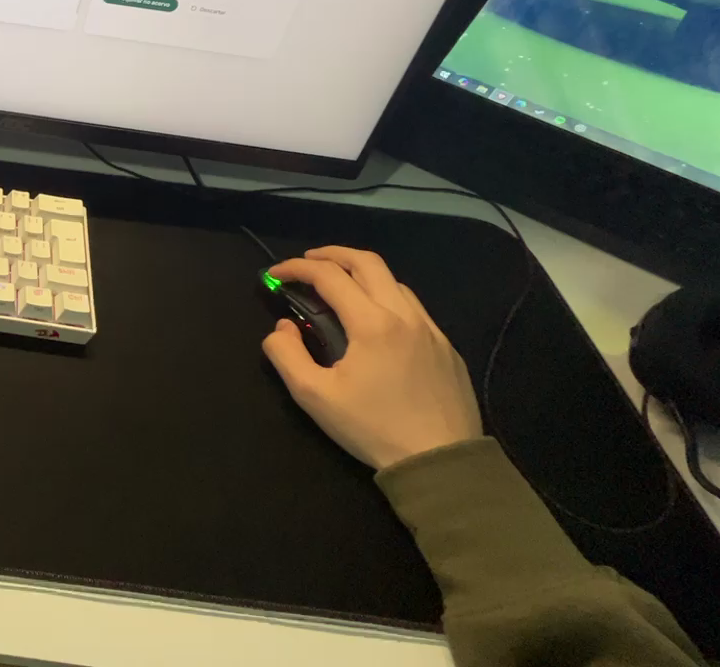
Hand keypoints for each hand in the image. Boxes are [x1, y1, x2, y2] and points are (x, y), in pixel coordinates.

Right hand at [260, 246, 481, 470]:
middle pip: (367, 262)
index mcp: (372, 323)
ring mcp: (431, 331)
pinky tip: (373, 320)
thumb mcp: (313, 395)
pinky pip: (412, 307)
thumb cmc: (373, 427)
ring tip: (337, 288)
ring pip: (393, 282)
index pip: (329, 276)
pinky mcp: (446, 349)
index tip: (273, 275)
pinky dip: (384, 296)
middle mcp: (405, 316)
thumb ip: (285, 353)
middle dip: (331, 255)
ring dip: (360, 274)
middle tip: (306, 263)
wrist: (442, 465)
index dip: (295, 268)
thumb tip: (282, 327)